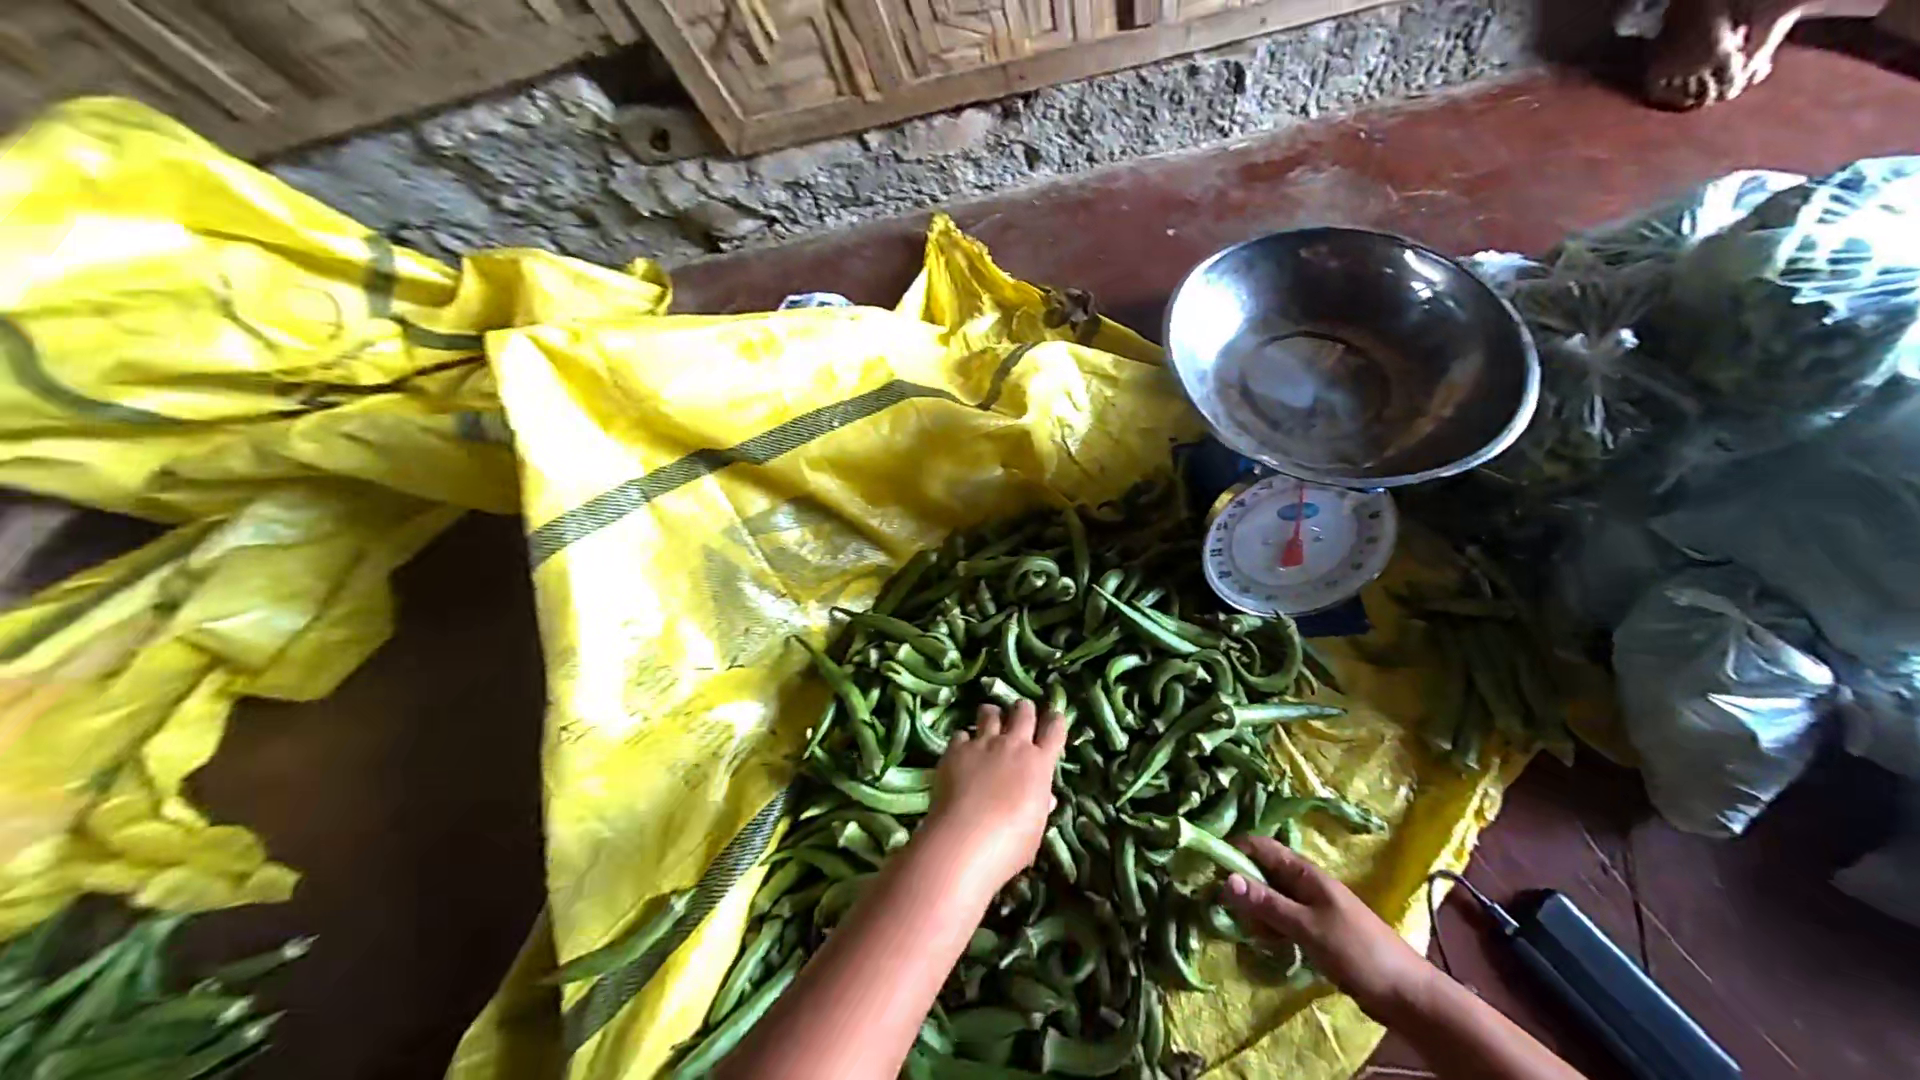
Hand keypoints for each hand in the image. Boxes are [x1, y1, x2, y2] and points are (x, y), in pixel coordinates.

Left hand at [924, 701, 1066, 893]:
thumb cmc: (1010, 843)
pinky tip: (960, 747)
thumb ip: (1039, 806)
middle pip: (1023, 713)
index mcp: (1039, 764)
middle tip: (1021, 710)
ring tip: (989, 715)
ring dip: (992, 713)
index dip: (1056, 721)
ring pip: (990, 714)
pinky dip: (963, 739)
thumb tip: (1045, 797)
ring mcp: (983, 744)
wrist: (966, 838)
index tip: (1055, 715)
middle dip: (1024, 709)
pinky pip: (960, 734)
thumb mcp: (1034, 828)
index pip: (1054, 732)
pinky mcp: (956, 750)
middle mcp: (1013, 746)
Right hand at [1221, 835, 1435, 1019]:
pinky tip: (1261, 940)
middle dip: (1239, 882)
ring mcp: (1312, 906)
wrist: (1407, 995)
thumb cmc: (1357, 951)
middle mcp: (1305, 883)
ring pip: (1270, 896)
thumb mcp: (1306, 927)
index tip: (1206, 867)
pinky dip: (1268, 924)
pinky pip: (1282, 917)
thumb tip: (1226, 878)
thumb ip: (1266, 903)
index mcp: (1305, 873)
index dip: (1233, 851)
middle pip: (1262, 871)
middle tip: (1217, 903)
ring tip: (1238, 925)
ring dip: (1253, 907)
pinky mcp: (1316, 929)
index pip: (1260, 847)